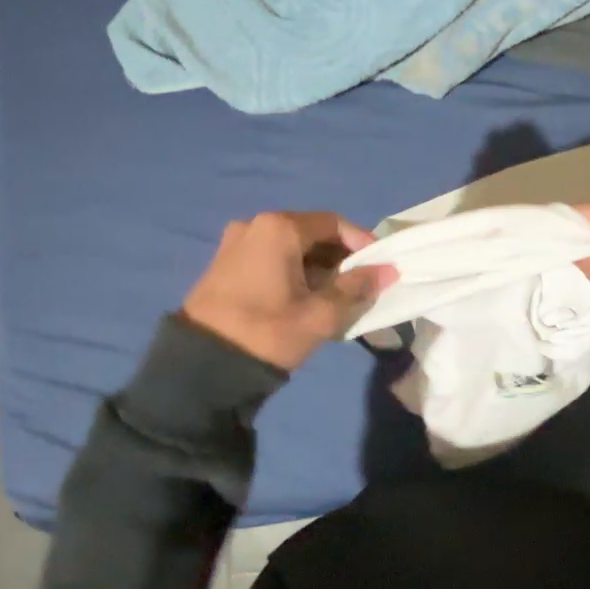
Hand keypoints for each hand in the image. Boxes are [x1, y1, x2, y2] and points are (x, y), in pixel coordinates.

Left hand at [181, 211, 394, 371]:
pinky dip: (294, 273)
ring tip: (335, 298)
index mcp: (279, 228)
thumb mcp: (320, 314)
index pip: (334, 223)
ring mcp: (236, 244)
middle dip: (340, 258)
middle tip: (360, 286)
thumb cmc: (268, 332)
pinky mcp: (225, 265)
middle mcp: (255, 225)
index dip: (362, 243)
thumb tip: (387, 271)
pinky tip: (305, 300)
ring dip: (317, 268)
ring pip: (290, 248)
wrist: (202, 364)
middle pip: (311, 234)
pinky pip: (270, 259)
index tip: (379, 268)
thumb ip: (356, 288)